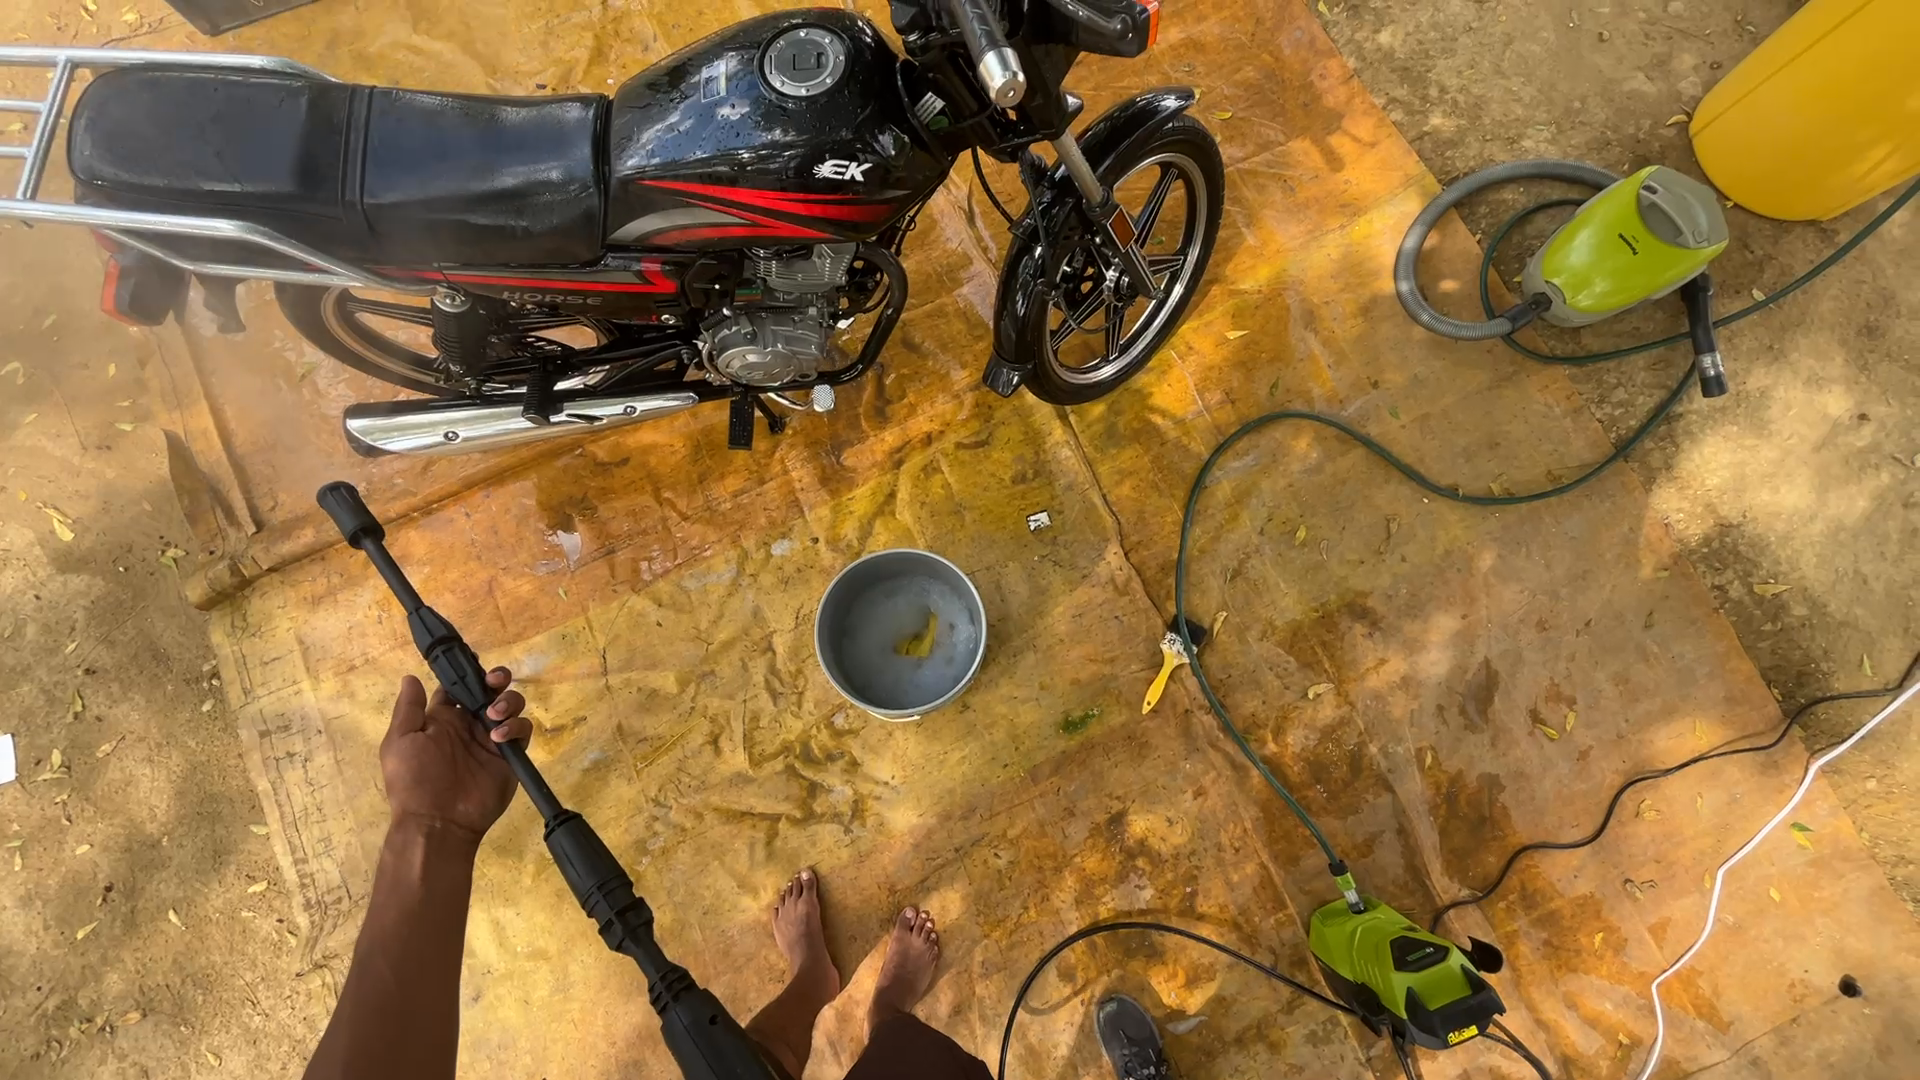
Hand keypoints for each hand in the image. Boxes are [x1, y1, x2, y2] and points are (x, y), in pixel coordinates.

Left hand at [381, 669, 532, 843]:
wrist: (438, 820)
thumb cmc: (414, 779)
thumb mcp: (400, 742)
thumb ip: (409, 708)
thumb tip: (410, 677)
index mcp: (443, 719)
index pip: (459, 688)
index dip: (467, 675)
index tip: (472, 666)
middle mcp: (470, 724)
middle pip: (491, 691)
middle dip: (497, 680)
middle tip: (496, 681)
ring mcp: (493, 738)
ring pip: (511, 705)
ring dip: (507, 702)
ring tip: (494, 715)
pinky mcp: (512, 753)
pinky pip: (523, 729)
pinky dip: (515, 727)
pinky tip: (499, 738)